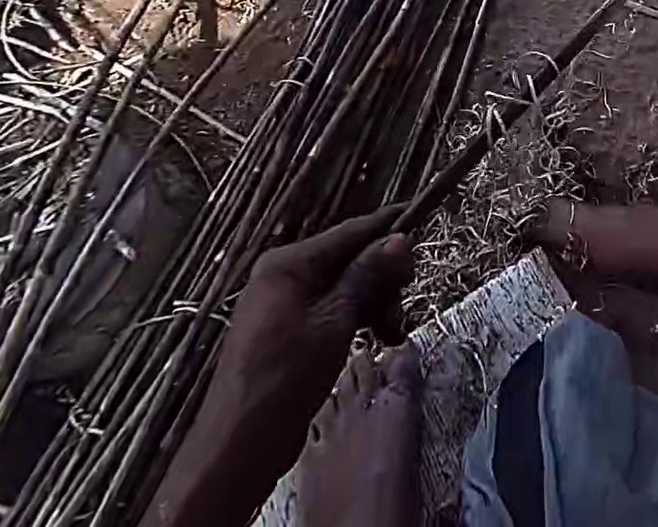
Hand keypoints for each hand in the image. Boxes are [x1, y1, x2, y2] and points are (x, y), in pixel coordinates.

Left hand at [214, 205, 413, 424]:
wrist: (239, 441)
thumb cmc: (287, 374)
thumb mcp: (335, 321)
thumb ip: (367, 276)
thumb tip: (400, 239)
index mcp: (289, 262)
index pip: (348, 232)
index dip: (385, 226)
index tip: (418, 217)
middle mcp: (284, 273)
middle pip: (347, 260)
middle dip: (381, 279)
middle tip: (403, 306)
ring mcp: (284, 301)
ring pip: (343, 286)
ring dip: (373, 303)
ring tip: (393, 333)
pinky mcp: (289, 327)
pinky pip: (331, 308)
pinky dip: (355, 318)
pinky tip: (376, 338)